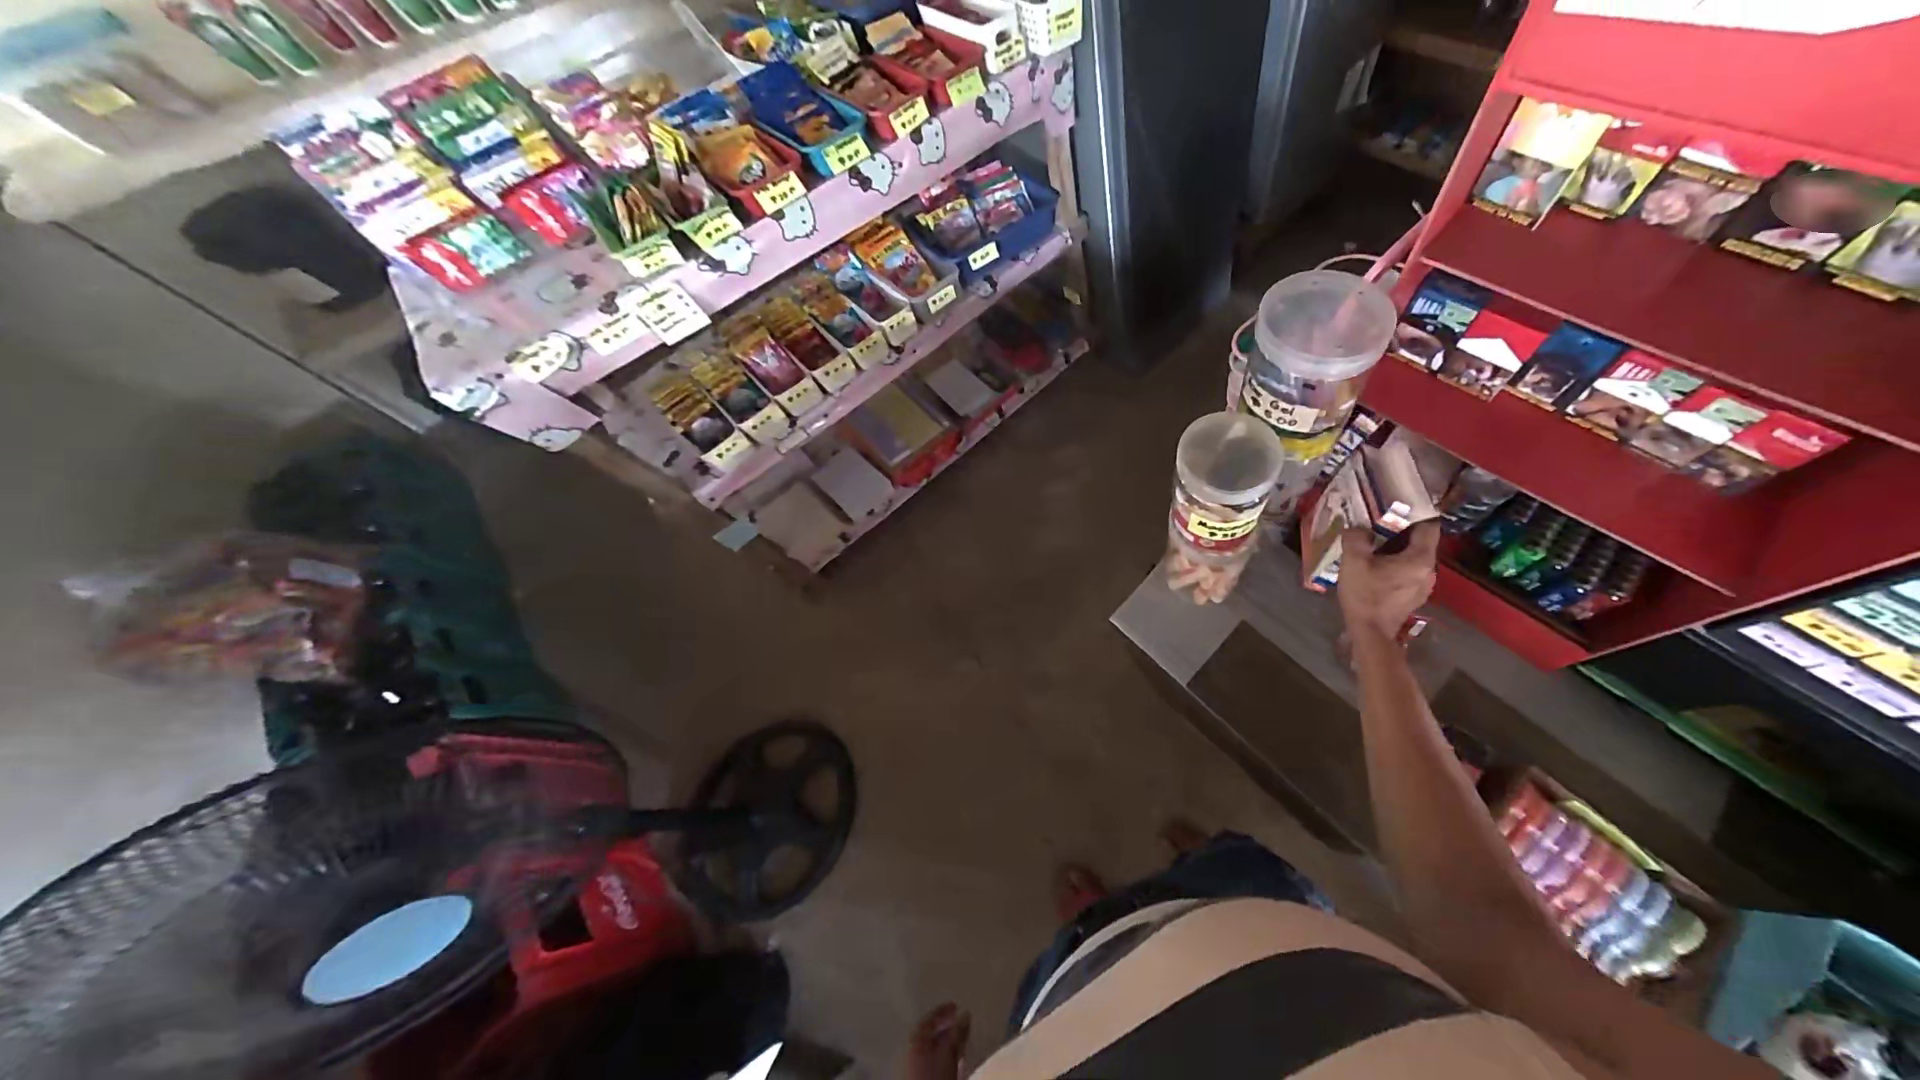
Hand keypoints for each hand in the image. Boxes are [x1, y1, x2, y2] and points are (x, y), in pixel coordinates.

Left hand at [905, 1002, 970, 1079]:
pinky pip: (935, 1064)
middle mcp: (911, 1052)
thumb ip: (956, 1034)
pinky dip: (946, 1058)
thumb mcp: (947, 1054)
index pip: (928, 1019)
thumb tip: (965, 1014)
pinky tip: (958, 1062)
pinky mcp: (920, 1079)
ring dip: (948, 1044)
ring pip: (933, 1050)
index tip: (957, 1005)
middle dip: (947, 1028)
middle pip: (930, 1034)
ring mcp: (914, 1069)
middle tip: (964, 1023)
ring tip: (964, 1042)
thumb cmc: (934, 1079)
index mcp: (914, 1041)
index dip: (943, 1011)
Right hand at [1336, 522, 1438, 638]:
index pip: (1429, 527)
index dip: (1417, 513)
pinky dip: (1397, 565)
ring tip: (1376, 545)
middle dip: (1402, 532)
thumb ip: (1356, 539)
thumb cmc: (1365, 595)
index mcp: (1420, 558)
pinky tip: (1377, 567)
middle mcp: (1429, 570)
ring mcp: (1424, 585)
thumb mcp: (1353, 562)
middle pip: (1421, 542)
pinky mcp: (1414, 596)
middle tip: (1379, 524)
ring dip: (1398, 550)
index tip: (1399, 506)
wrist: (1371, 632)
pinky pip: (1409, 572)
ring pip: (1414, 558)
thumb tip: (1357, 526)